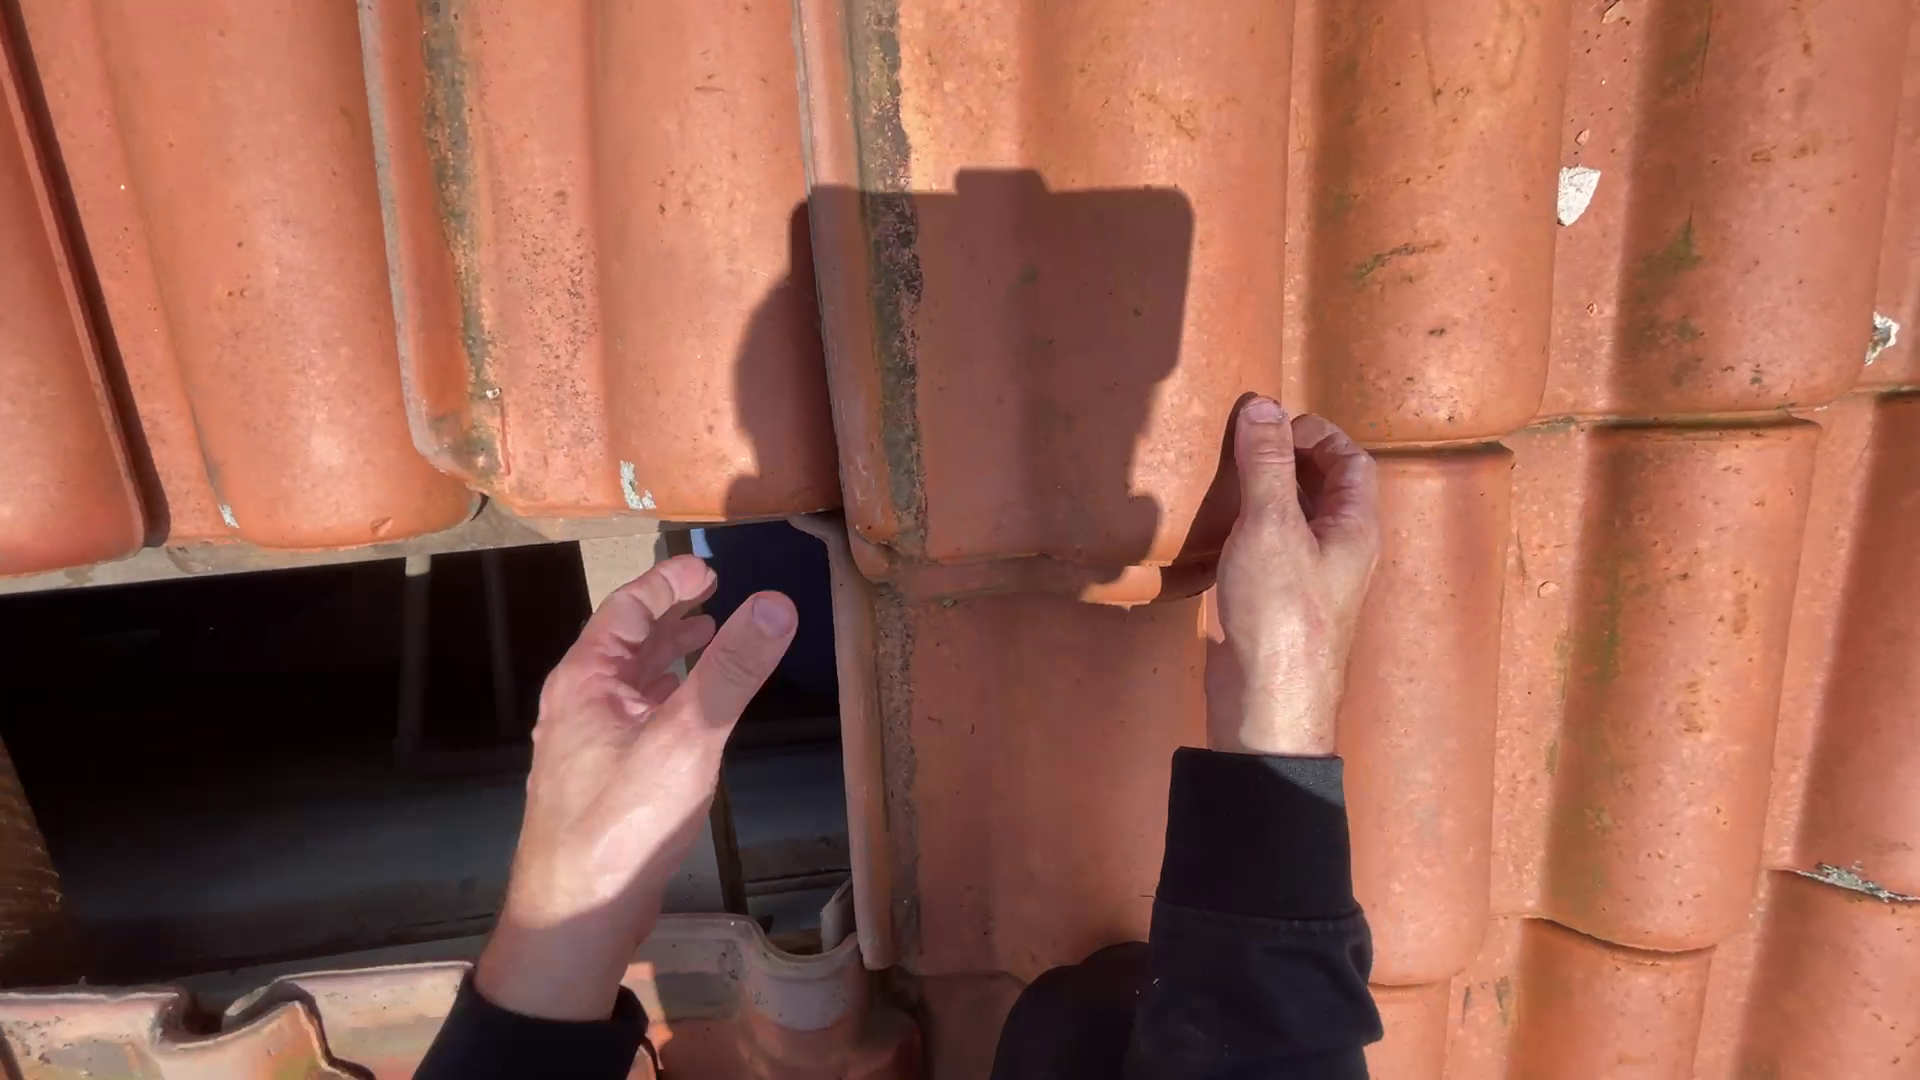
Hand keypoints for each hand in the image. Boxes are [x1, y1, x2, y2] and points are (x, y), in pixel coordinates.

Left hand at [475, 554, 797, 1020]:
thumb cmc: (626, 819)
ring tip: (710, 635)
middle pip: (627, 640)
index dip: (666, 582)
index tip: (706, 566)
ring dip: (670, 651)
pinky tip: (692, 705)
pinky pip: (640, 712)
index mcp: (586, 681)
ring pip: (633, 679)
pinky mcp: (605, 776)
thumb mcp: (688, 735)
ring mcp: (590, 743)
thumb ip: (732, 668)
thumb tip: (776, 602)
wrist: (575, 920)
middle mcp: (581, 704)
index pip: (625, 609)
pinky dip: (670, 692)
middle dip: (671, 612)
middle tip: (715, 593)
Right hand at [1206, 398, 1379, 755]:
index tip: (1267, 425)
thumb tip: (1261, 403)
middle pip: (1322, 487)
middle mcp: (1338, 549)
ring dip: (1264, 491)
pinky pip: (1267, 546)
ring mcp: (1306, 577)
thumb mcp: (1272, 527)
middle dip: (1285, 457)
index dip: (1315, 433)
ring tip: (1222, 475)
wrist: (1264, 699)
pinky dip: (1246, 525)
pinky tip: (1214, 525)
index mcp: (1354, 527)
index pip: (1351, 461)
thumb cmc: (1279, 609)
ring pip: (1292, 518)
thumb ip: (1266, 465)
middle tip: (1238, 444)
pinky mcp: (1274, 599)